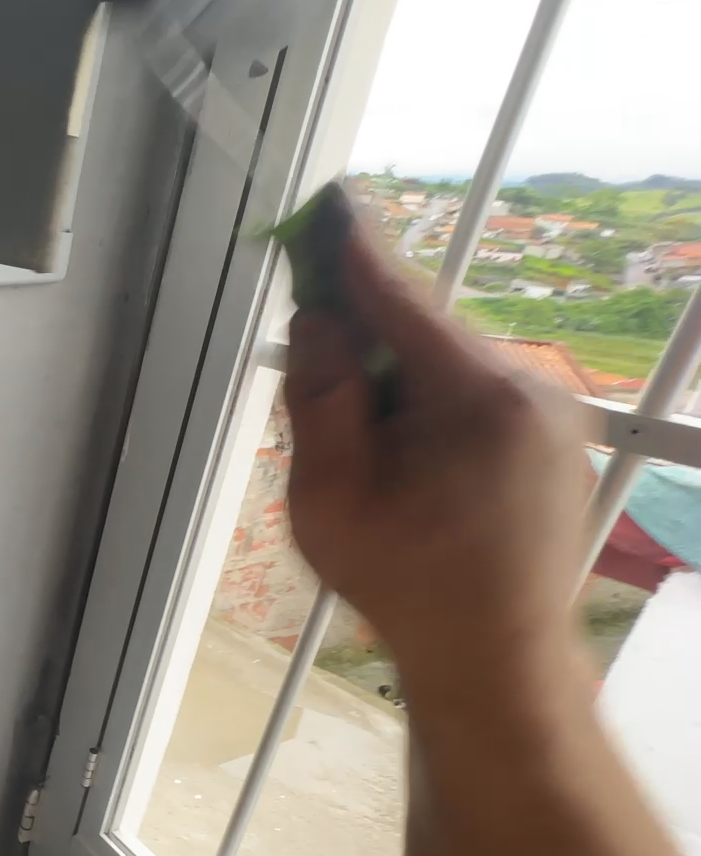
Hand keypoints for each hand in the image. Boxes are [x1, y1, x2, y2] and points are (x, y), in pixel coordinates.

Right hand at [283, 237, 591, 689]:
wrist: (494, 651)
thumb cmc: (398, 575)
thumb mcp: (329, 491)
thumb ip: (321, 400)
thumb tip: (316, 322)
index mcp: (473, 397)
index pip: (400, 303)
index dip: (356, 254)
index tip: (331, 204)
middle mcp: (526, 390)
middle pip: (419, 335)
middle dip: (357, 336)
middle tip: (307, 359)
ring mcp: (548, 415)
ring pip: (441, 367)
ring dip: (383, 379)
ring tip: (349, 445)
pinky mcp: (547, 440)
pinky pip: (466, 394)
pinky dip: (414, 401)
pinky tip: (390, 451)